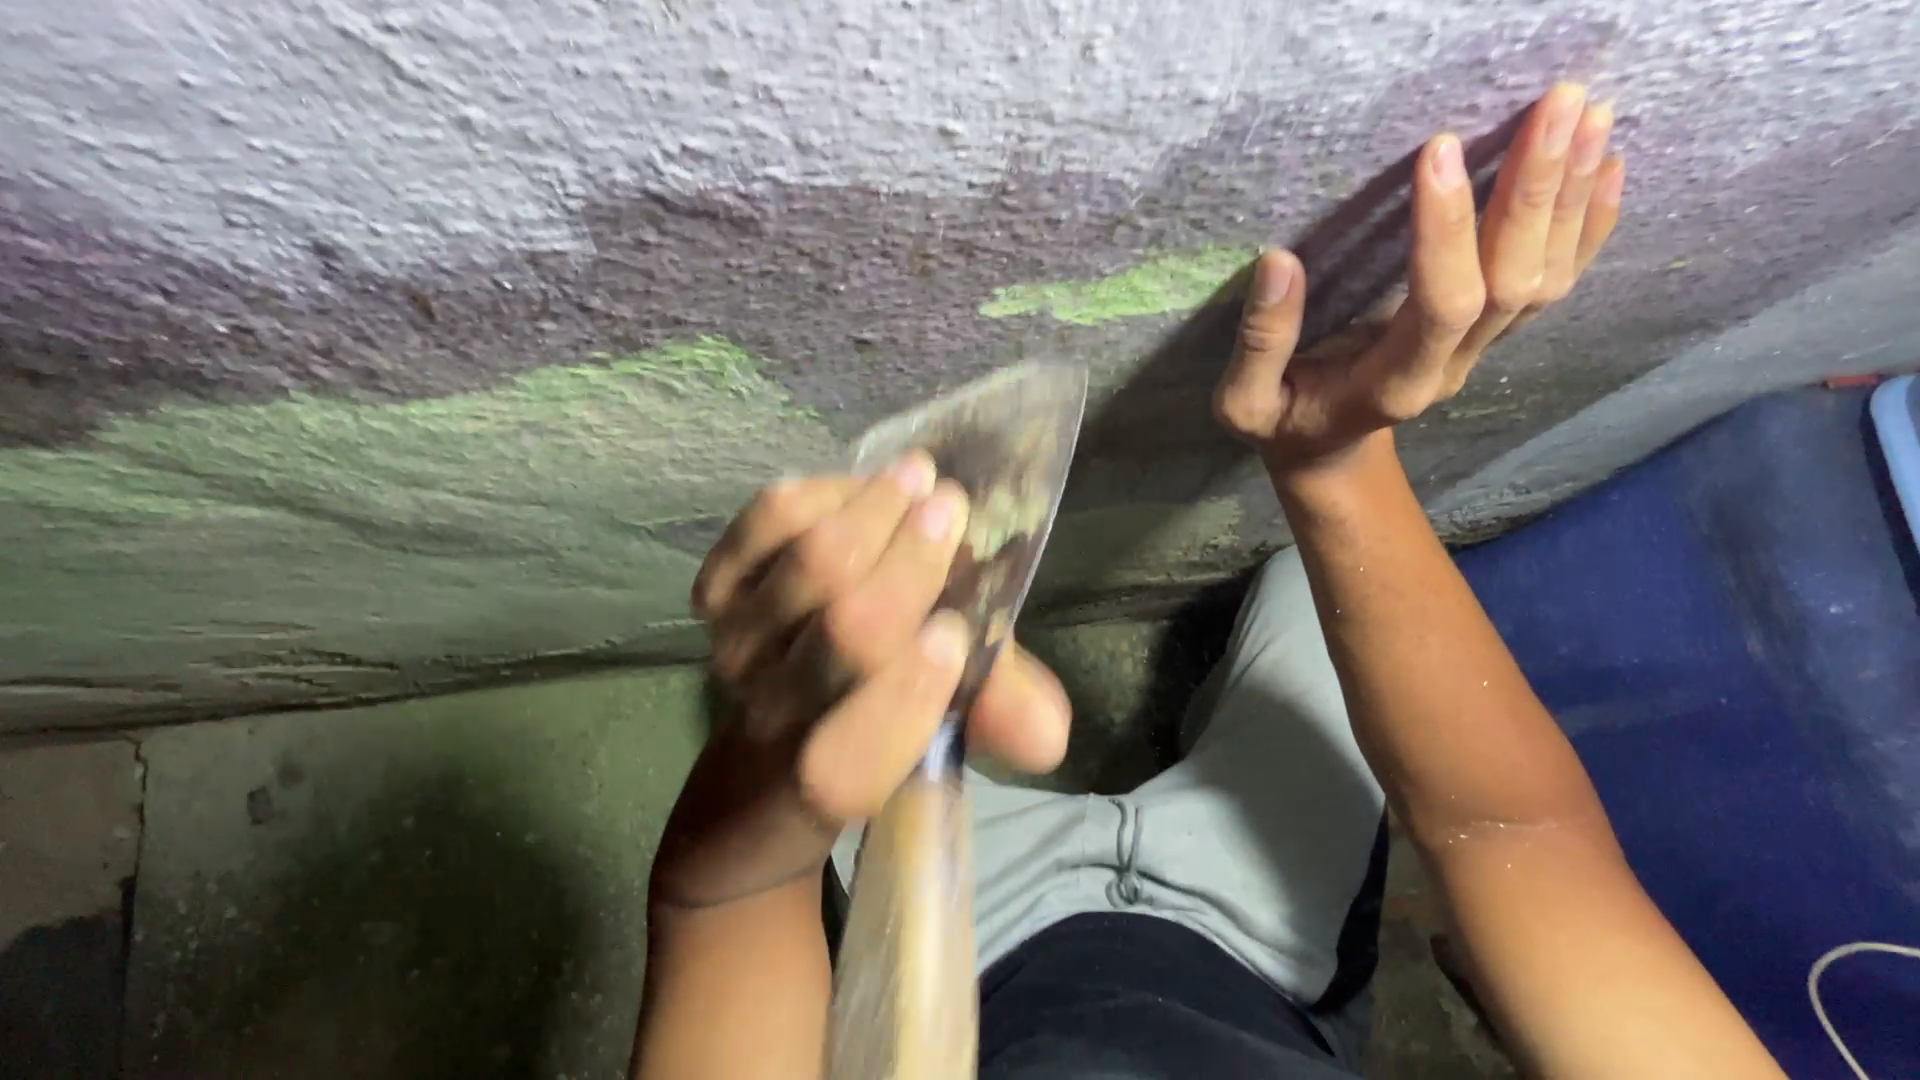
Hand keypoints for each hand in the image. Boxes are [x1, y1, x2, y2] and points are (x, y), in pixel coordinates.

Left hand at [656, 455, 1069, 905]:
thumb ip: (996, 714)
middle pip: (849, 633)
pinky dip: (820, 493)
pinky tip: (855, 488)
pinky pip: (765, 524)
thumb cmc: (883, 694)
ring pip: (811, 566)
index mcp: (837, 770)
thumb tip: (1049, 734)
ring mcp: (739, 648)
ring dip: (874, 509)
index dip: (911, 693)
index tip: (956, 628)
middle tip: (953, 509)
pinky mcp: (715, 590)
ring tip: (917, 477)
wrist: (789, 685)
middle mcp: (780, 715)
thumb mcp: (950, 710)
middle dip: (913, 562)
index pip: (858, 758)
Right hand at [1214, 82, 1623, 478]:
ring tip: (1588, 114)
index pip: (1440, 304)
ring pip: (1545, 277)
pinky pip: (1554, 283)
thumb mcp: (1244, 403)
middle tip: (1555, 105)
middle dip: (1534, 192)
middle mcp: (1450, 368)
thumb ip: (1258, 344)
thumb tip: (1279, 261)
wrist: (1326, 451)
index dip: (1446, 231)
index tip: (1437, 151)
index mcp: (1392, 385)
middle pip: (1513, 281)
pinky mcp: (1487, 336)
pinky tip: (1605, 167)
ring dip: (1569, 195)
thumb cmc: (1280, 424)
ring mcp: (1478, 353)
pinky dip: (1587, 224)